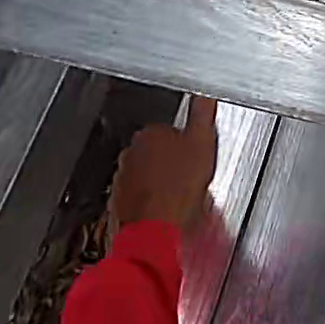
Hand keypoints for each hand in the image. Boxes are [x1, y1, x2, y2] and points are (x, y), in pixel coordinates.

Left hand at [109, 96, 216, 233]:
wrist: (157, 228)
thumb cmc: (178, 187)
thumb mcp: (203, 141)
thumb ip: (203, 113)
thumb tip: (205, 95)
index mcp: (150, 133)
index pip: (170, 129)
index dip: (186, 142)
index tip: (195, 154)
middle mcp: (131, 152)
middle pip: (156, 151)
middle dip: (172, 160)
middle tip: (190, 175)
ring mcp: (123, 177)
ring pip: (146, 173)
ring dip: (160, 180)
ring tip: (179, 194)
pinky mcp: (120, 201)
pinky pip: (138, 194)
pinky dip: (150, 198)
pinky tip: (166, 207)